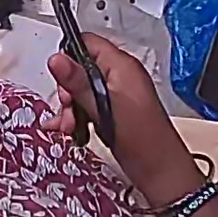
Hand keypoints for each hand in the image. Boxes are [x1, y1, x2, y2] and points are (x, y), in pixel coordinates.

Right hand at [40, 33, 203, 203]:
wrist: (161, 173)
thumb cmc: (142, 140)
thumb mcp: (102, 107)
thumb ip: (77, 82)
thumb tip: (56, 58)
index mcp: (121, 66)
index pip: (86, 43)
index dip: (69, 58)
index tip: (62, 79)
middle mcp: (119, 76)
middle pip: (79, 68)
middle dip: (67, 90)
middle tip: (68, 107)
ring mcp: (116, 93)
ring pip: (80, 89)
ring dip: (70, 107)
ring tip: (69, 125)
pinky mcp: (113, 110)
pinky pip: (87, 104)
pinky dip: (77, 115)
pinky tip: (70, 129)